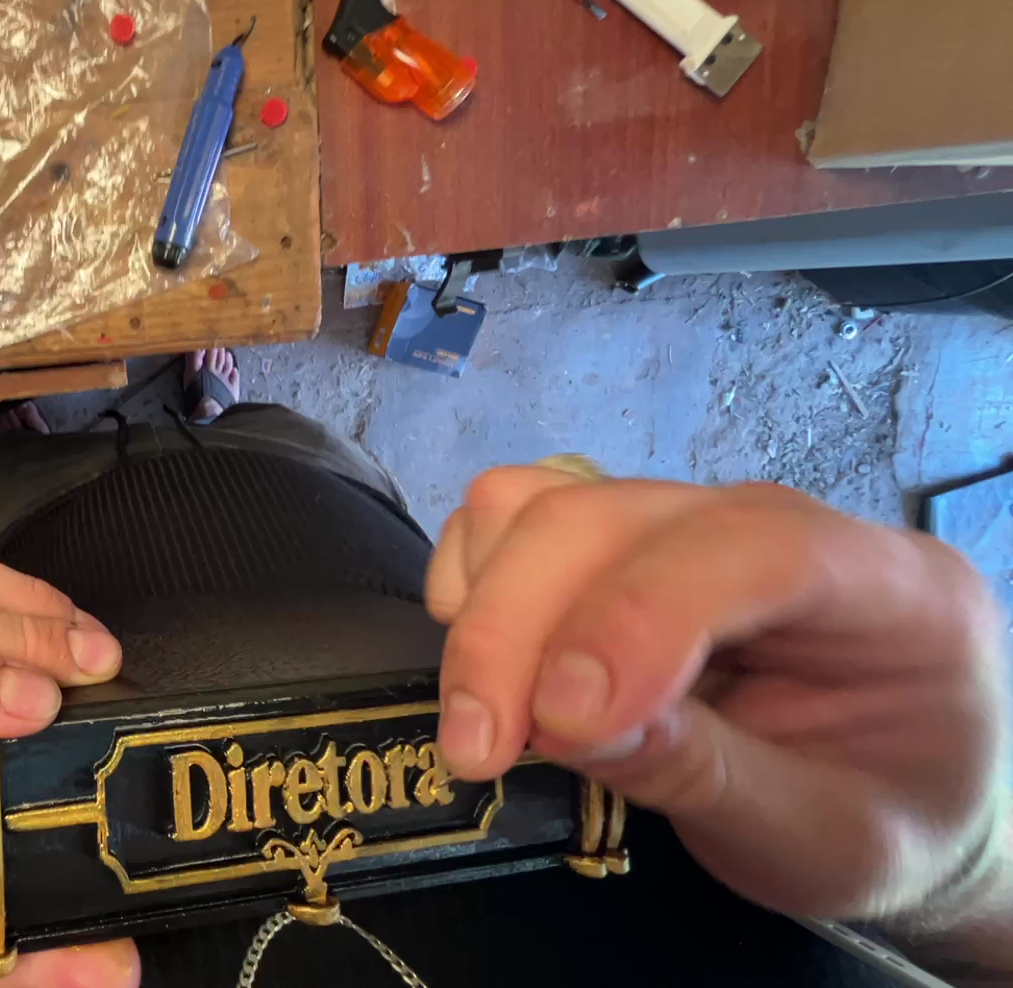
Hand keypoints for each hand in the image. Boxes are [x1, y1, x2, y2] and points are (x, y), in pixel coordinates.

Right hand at [427, 466, 1008, 922]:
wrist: (847, 787)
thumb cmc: (863, 812)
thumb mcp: (819, 837)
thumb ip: (702, 774)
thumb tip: (560, 723)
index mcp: (881, 583)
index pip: (741, 550)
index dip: (635, 622)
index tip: (561, 723)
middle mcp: (752, 518)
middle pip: (588, 520)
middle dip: (512, 632)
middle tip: (479, 746)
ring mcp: (654, 512)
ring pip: (519, 507)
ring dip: (482, 611)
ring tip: (492, 712)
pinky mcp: (580, 526)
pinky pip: (486, 520)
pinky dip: (464, 586)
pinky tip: (494, 658)